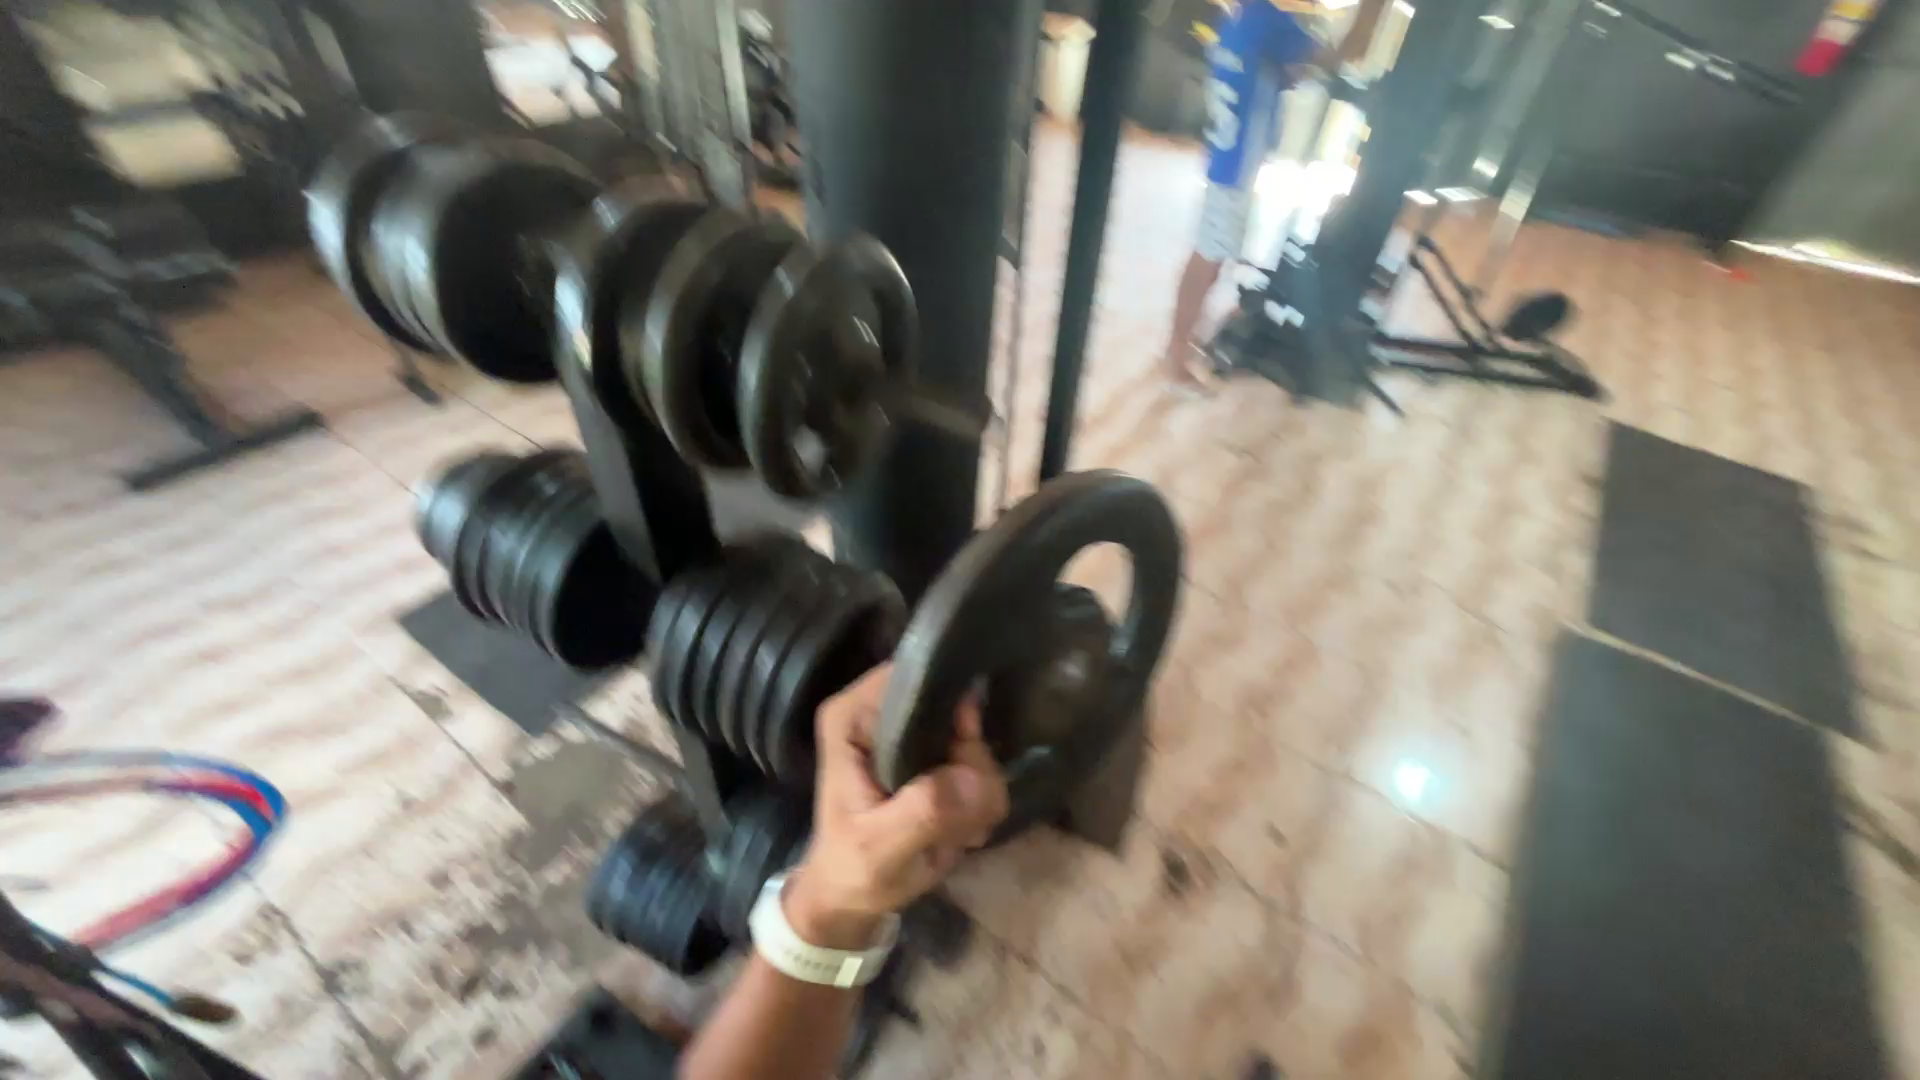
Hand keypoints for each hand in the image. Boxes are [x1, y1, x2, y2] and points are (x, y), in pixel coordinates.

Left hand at [783, 665, 1008, 948]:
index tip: (962, 761)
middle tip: (964, 816)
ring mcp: (907, 731)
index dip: (951, 711)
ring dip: (979, 786)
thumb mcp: (880, 849)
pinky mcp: (929, 753)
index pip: (917, 674)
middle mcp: (880, 710)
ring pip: (973, 735)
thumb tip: (975, 779)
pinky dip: (979, 795)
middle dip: (970, 761)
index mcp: (853, 715)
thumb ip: (925, 811)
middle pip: (954, 705)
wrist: (849, 903)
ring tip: (959, 831)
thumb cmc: (851, 872)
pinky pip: (977, 759)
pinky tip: (963, 828)